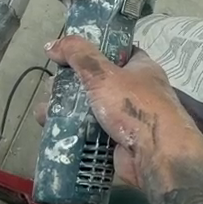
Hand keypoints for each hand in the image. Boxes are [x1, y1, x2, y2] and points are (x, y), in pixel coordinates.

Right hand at [46, 36, 202, 176]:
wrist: (157, 158)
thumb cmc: (135, 107)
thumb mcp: (102, 72)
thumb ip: (77, 53)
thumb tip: (51, 45)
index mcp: (142, 69)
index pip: (117, 52)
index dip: (94, 48)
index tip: (69, 53)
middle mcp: (137, 92)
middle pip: (97, 80)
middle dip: (71, 82)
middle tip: (51, 85)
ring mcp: (127, 118)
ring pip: (89, 106)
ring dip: (65, 107)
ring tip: (44, 108)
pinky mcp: (116, 140)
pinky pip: (87, 129)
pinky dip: (69, 127)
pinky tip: (50, 124)